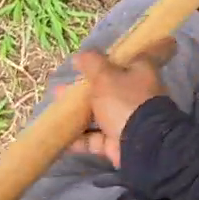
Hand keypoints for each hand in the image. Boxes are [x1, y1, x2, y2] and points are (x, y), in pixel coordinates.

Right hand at [65, 37, 177, 166]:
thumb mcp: (105, 76)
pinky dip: (80, 139)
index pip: (122, 61)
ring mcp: (129, 119)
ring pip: (101, 114)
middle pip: (108, 89)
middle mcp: (138, 94)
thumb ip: (91, 64)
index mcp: (141, 72)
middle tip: (61, 90)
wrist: (141, 144)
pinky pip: (96, 139)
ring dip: (80, 114)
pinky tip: (61, 135)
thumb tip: (81, 55)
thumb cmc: (124, 101)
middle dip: (84, 91)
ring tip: (57, 110)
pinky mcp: (119, 142)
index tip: (81, 65)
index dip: (102, 62)